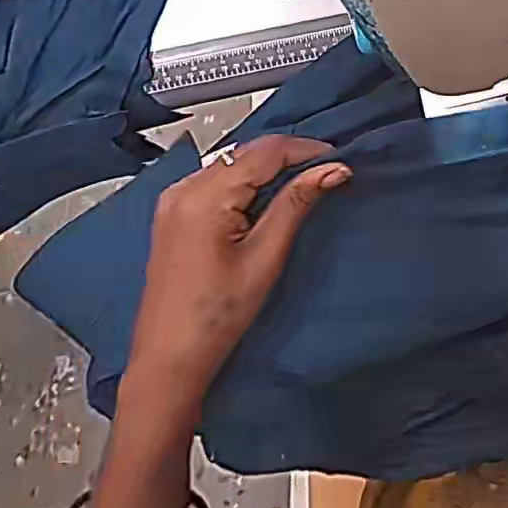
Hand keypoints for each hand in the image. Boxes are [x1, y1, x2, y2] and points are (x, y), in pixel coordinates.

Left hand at [126, 136, 350, 395]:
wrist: (169, 358)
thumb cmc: (219, 314)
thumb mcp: (265, 256)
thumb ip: (297, 203)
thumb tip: (334, 169)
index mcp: (204, 196)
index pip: (265, 152)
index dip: (305, 149)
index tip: (338, 158)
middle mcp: (183, 187)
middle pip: (247, 152)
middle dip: (289, 155)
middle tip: (326, 169)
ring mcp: (174, 198)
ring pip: (233, 161)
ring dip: (270, 165)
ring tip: (305, 179)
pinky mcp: (174, 211)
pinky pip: (218, 177)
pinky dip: (248, 179)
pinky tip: (269, 193)